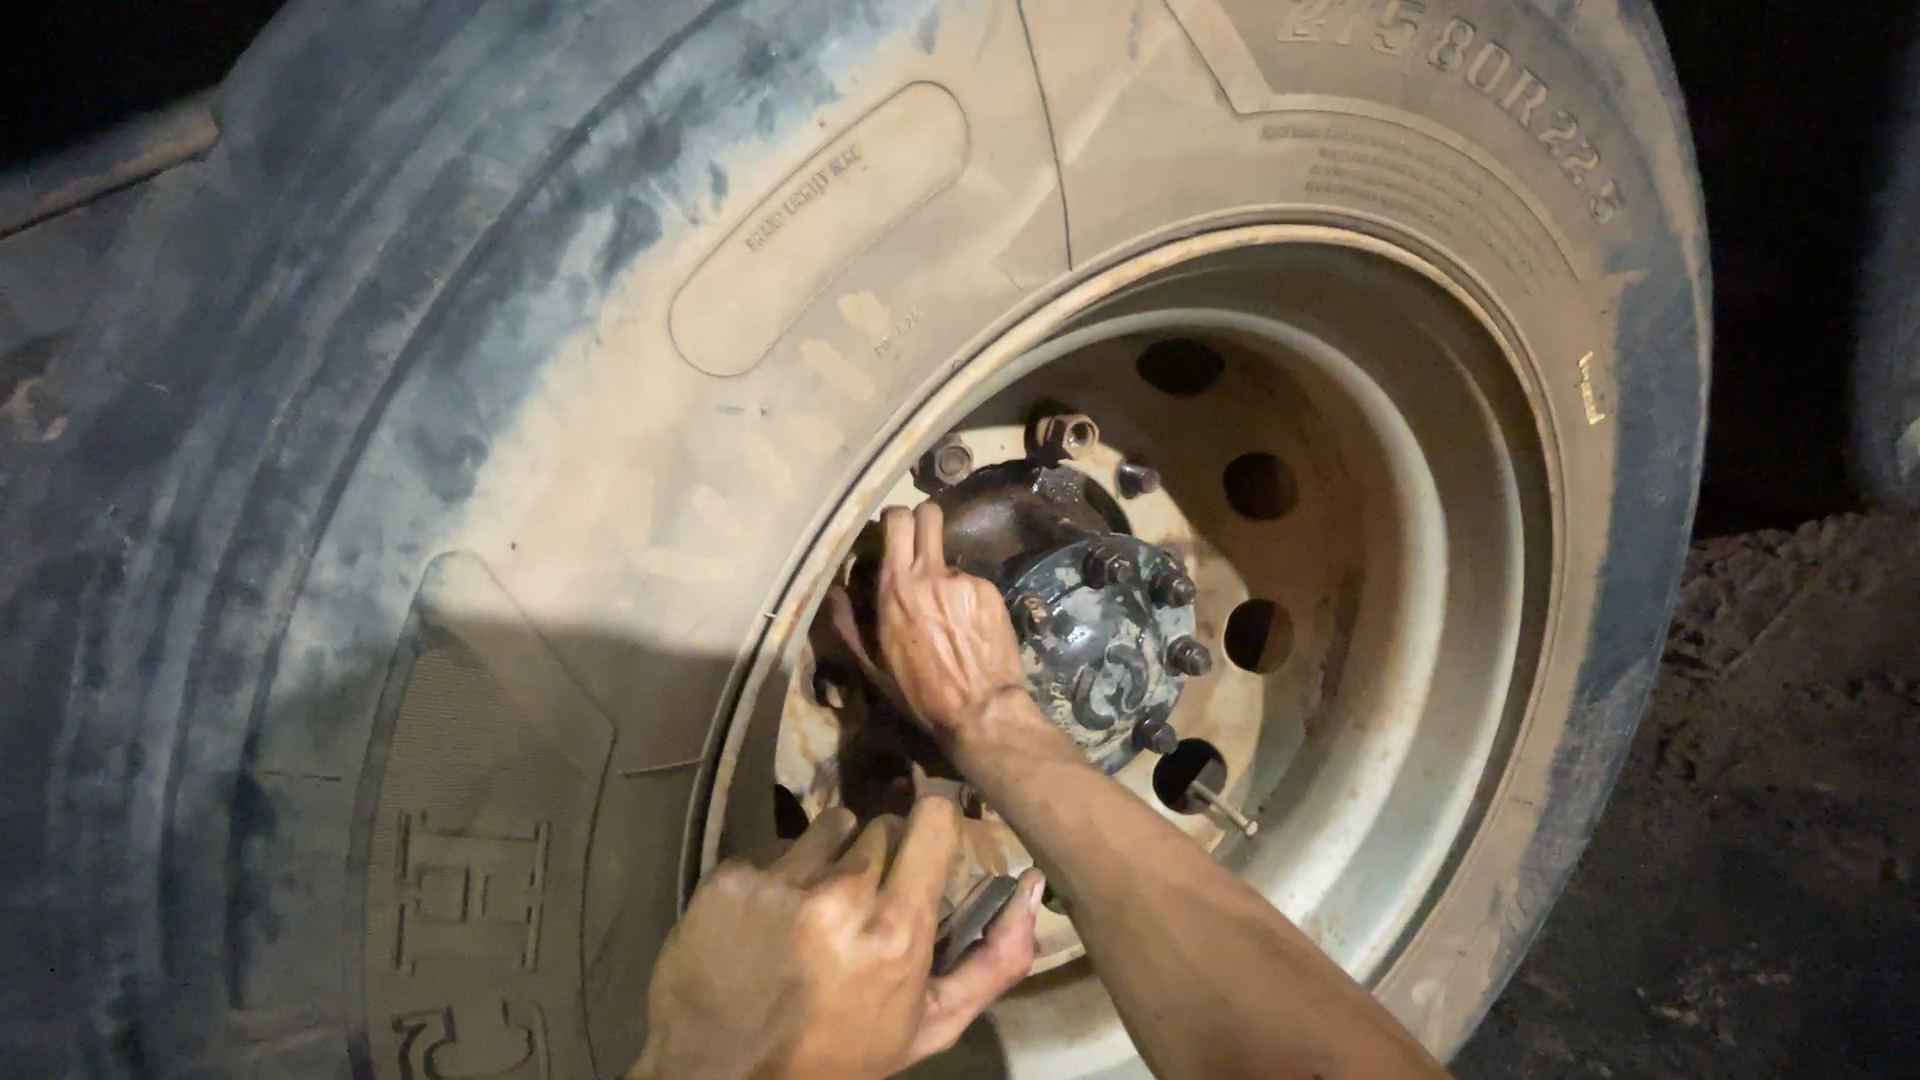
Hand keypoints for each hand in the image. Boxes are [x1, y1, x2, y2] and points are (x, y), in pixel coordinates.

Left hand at [630, 798, 1043, 1079]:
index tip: (927, 838)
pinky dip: (779, 872)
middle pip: (880, 825)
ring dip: (830, 854)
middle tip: (863, 901)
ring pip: (829, 825)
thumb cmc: (837, 1057)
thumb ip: (994, 961)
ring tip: (815, 905)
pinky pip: (776, 845)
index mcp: (896, 932)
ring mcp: (779, 883)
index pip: (932, 820)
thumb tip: (1033, 889)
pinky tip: (768, 916)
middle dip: (880, 854)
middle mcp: (840, 896)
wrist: (717, 1079)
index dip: (933, 824)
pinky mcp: (731, 877)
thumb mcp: (927, 1025)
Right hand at [869, 503, 1031, 744]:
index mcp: (896, 587)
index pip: (896, 521)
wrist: (980, 710)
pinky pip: (973, 585)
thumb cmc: (919, 692)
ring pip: (951, 560)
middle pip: (928, 515)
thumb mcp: (872, 664)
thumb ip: (846, 622)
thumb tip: (831, 590)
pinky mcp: (991, 592)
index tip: (893, 532)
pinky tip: (970, 630)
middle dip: (923, 520)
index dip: (894, 518)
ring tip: (949, 619)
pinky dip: (968, 600)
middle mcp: (931, 574)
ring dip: (945, 579)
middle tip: (920, 544)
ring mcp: (965, 580)